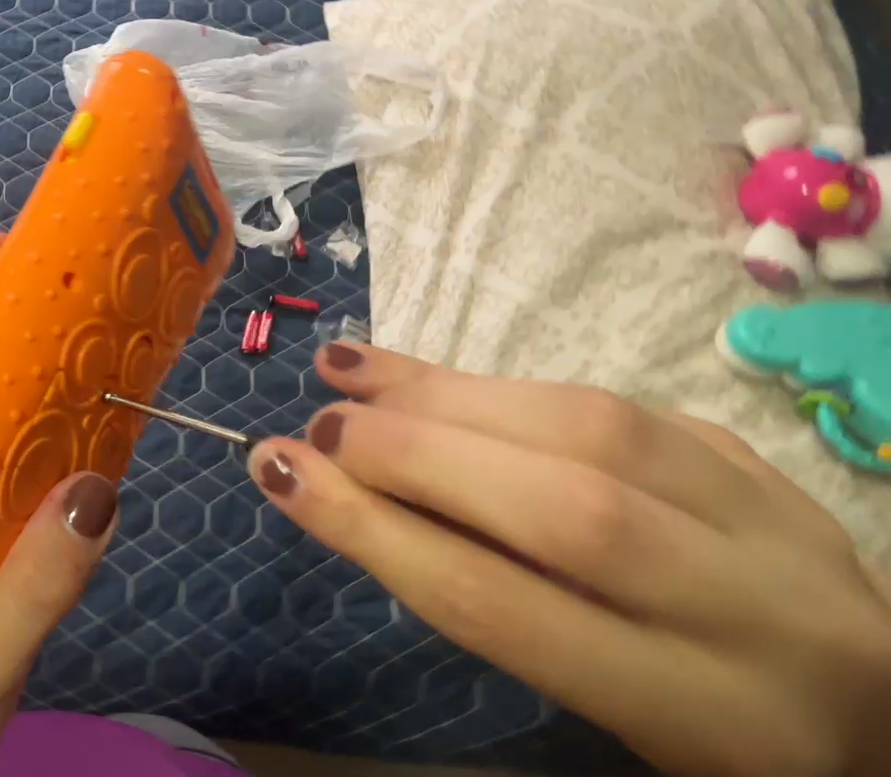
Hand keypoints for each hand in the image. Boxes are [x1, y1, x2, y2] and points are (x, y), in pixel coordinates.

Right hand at [249, 341, 890, 776]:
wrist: (871, 716)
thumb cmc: (696, 732)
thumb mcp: (593, 710)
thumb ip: (481, 601)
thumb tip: (340, 492)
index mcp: (708, 715)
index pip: (505, 606)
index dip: (374, 530)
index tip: (276, 473)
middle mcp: (764, 618)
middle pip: (565, 510)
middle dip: (413, 454)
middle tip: (316, 429)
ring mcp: (778, 523)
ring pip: (597, 430)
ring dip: (448, 396)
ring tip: (350, 378)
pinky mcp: (761, 462)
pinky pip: (616, 401)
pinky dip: (500, 379)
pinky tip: (426, 375)